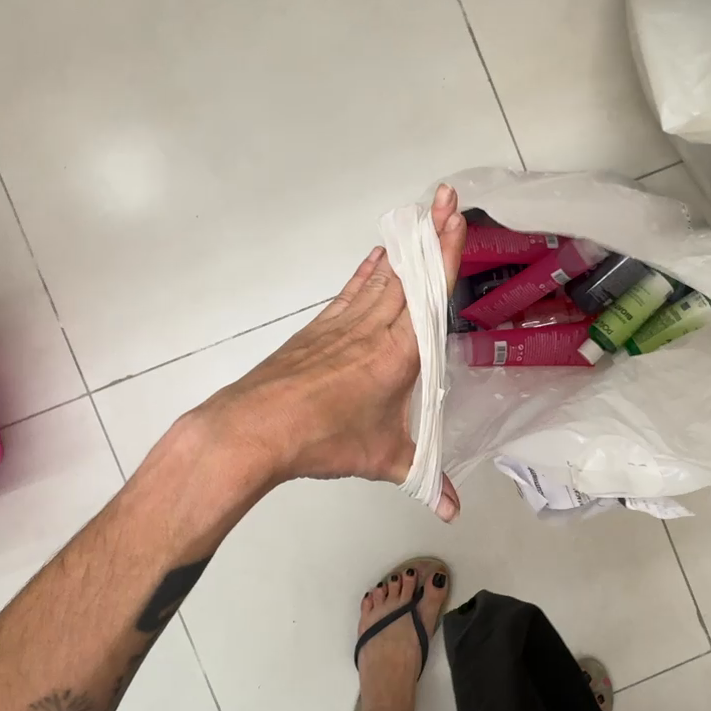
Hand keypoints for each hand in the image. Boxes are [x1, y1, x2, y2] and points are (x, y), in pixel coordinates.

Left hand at [187, 185, 467, 519]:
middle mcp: (376, 328)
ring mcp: (344, 323)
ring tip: (418, 216)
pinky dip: (367, 272)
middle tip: (446, 195)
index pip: (431, 294)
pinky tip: (376, 258)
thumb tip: (454, 514)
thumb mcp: (382, 461)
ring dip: (403, 247)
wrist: (254, 429)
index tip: (455, 217)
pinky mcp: (319, 328)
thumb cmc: (324, 440)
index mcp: (401, 352)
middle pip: (409, 272)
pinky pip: (352, 291)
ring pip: (382, 277)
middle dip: (430, 232)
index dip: (445, 254)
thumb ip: (424, 478)